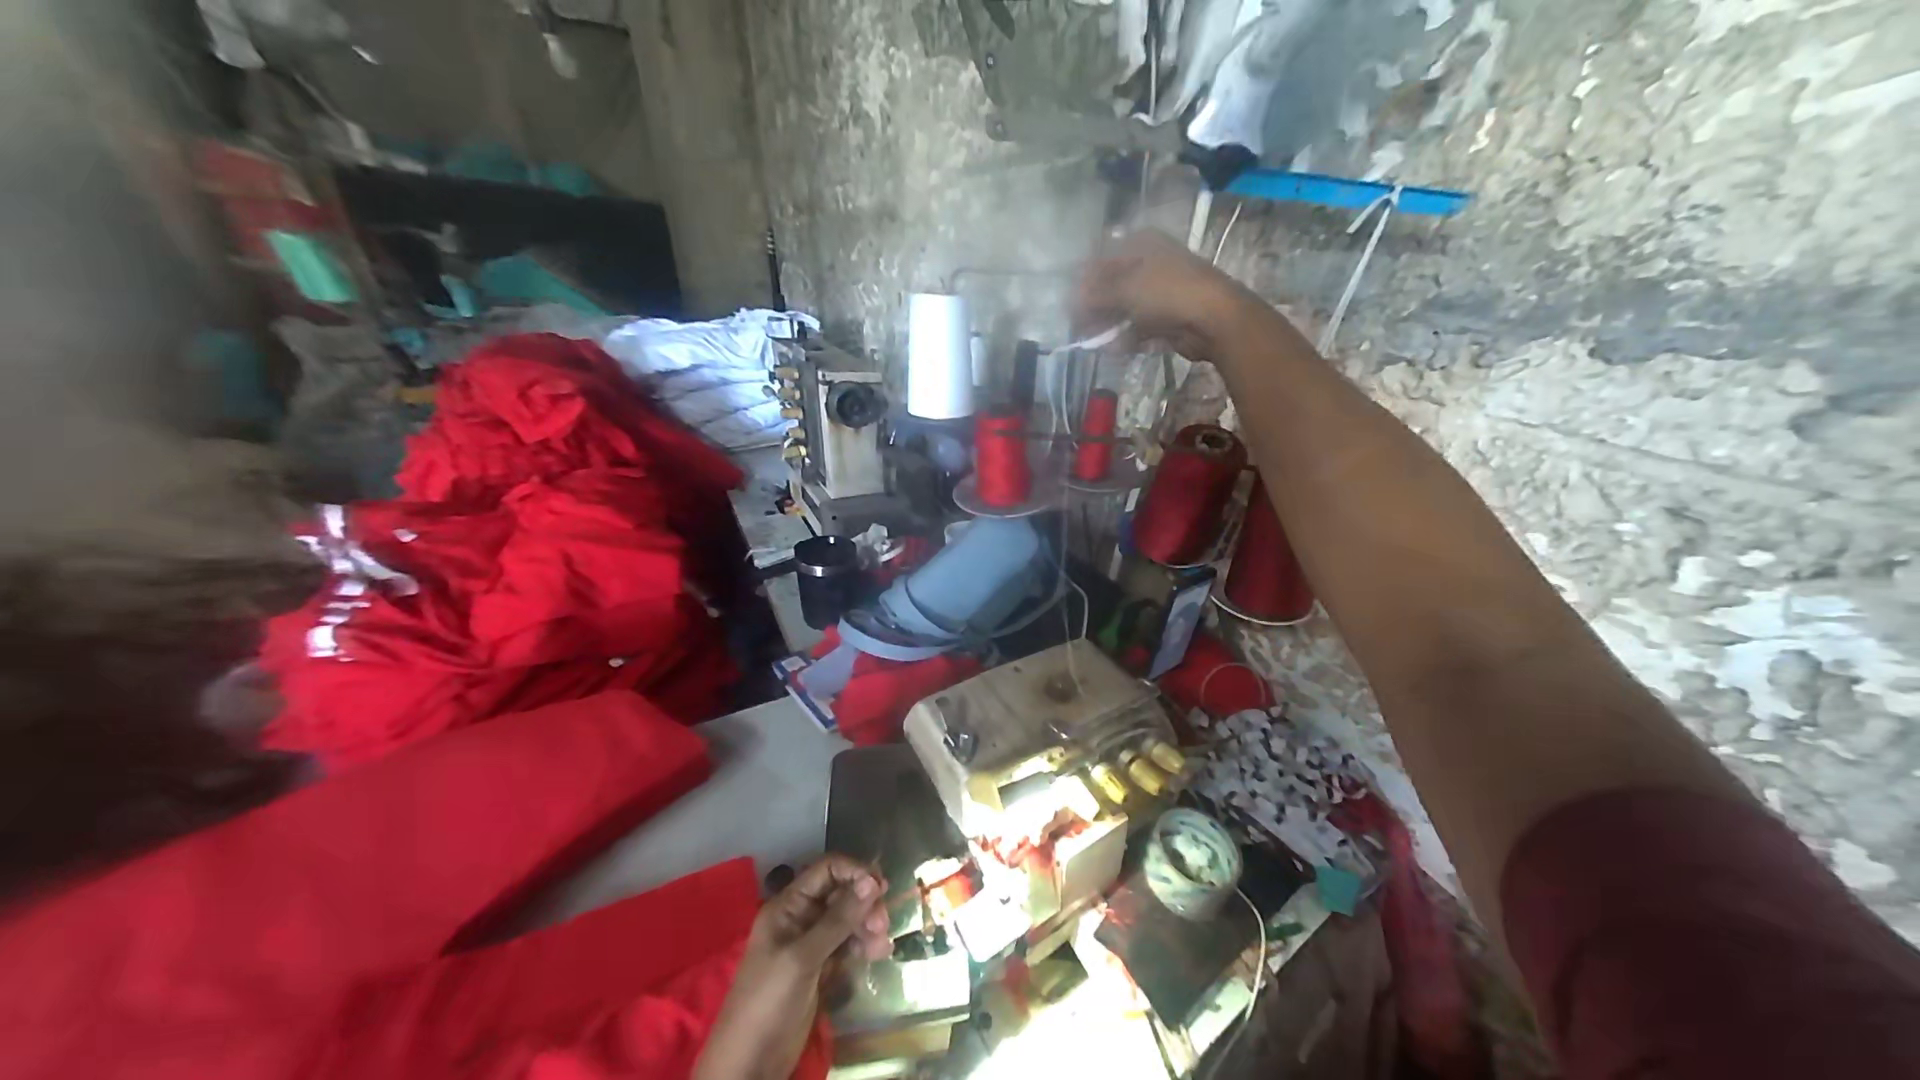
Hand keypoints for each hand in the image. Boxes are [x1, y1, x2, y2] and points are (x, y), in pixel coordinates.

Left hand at [692, 856, 891, 1079]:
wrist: (748, 1066)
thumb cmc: (767, 1003)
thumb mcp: (802, 958)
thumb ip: (837, 919)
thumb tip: (872, 880)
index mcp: (788, 906)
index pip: (826, 869)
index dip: (854, 871)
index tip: (880, 887)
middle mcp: (801, 918)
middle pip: (841, 893)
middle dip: (864, 902)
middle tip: (881, 924)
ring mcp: (811, 944)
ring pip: (848, 919)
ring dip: (868, 925)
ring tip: (882, 944)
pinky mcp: (821, 969)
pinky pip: (848, 945)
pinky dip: (864, 945)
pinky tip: (879, 953)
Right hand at [1074, 229, 1256, 361]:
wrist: (1214, 318)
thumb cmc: (1166, 292)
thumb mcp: (1123, 289)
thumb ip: (1093, 296)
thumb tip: (1071, 303)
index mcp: (1141, 245)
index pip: (1101, 260)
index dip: (1083, 282)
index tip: (1069, 305)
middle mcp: (1150, 264)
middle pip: (1112, 287)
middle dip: (1094, 308)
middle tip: (1078, 328)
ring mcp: (1160, 292)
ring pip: (1124, 310)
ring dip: (1108, 326)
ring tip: (1093, 341)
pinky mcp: (1167, 318)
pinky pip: (1139, 328)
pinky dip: (1126, 339)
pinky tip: (1115, 349)